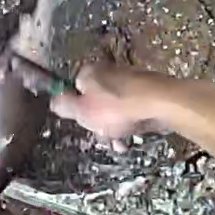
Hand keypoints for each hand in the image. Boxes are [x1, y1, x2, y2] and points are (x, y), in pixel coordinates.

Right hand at [49, 64, 174, 141]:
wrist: (160, 104)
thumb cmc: (117, 108)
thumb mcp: (81, 111)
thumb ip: (64, 106)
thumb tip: (54, 102)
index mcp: (90, 72)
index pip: (74, 88)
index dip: (76, 109)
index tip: (82, 123)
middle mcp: (109, 72)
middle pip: (96, 101)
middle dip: (98, 123)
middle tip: (102, 136)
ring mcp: (130, 81)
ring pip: (115, 109)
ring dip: (114, 129)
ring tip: (119, 142)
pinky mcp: (147, 92)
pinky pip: (132, 111)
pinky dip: (131, 124)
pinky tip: (132, 137)